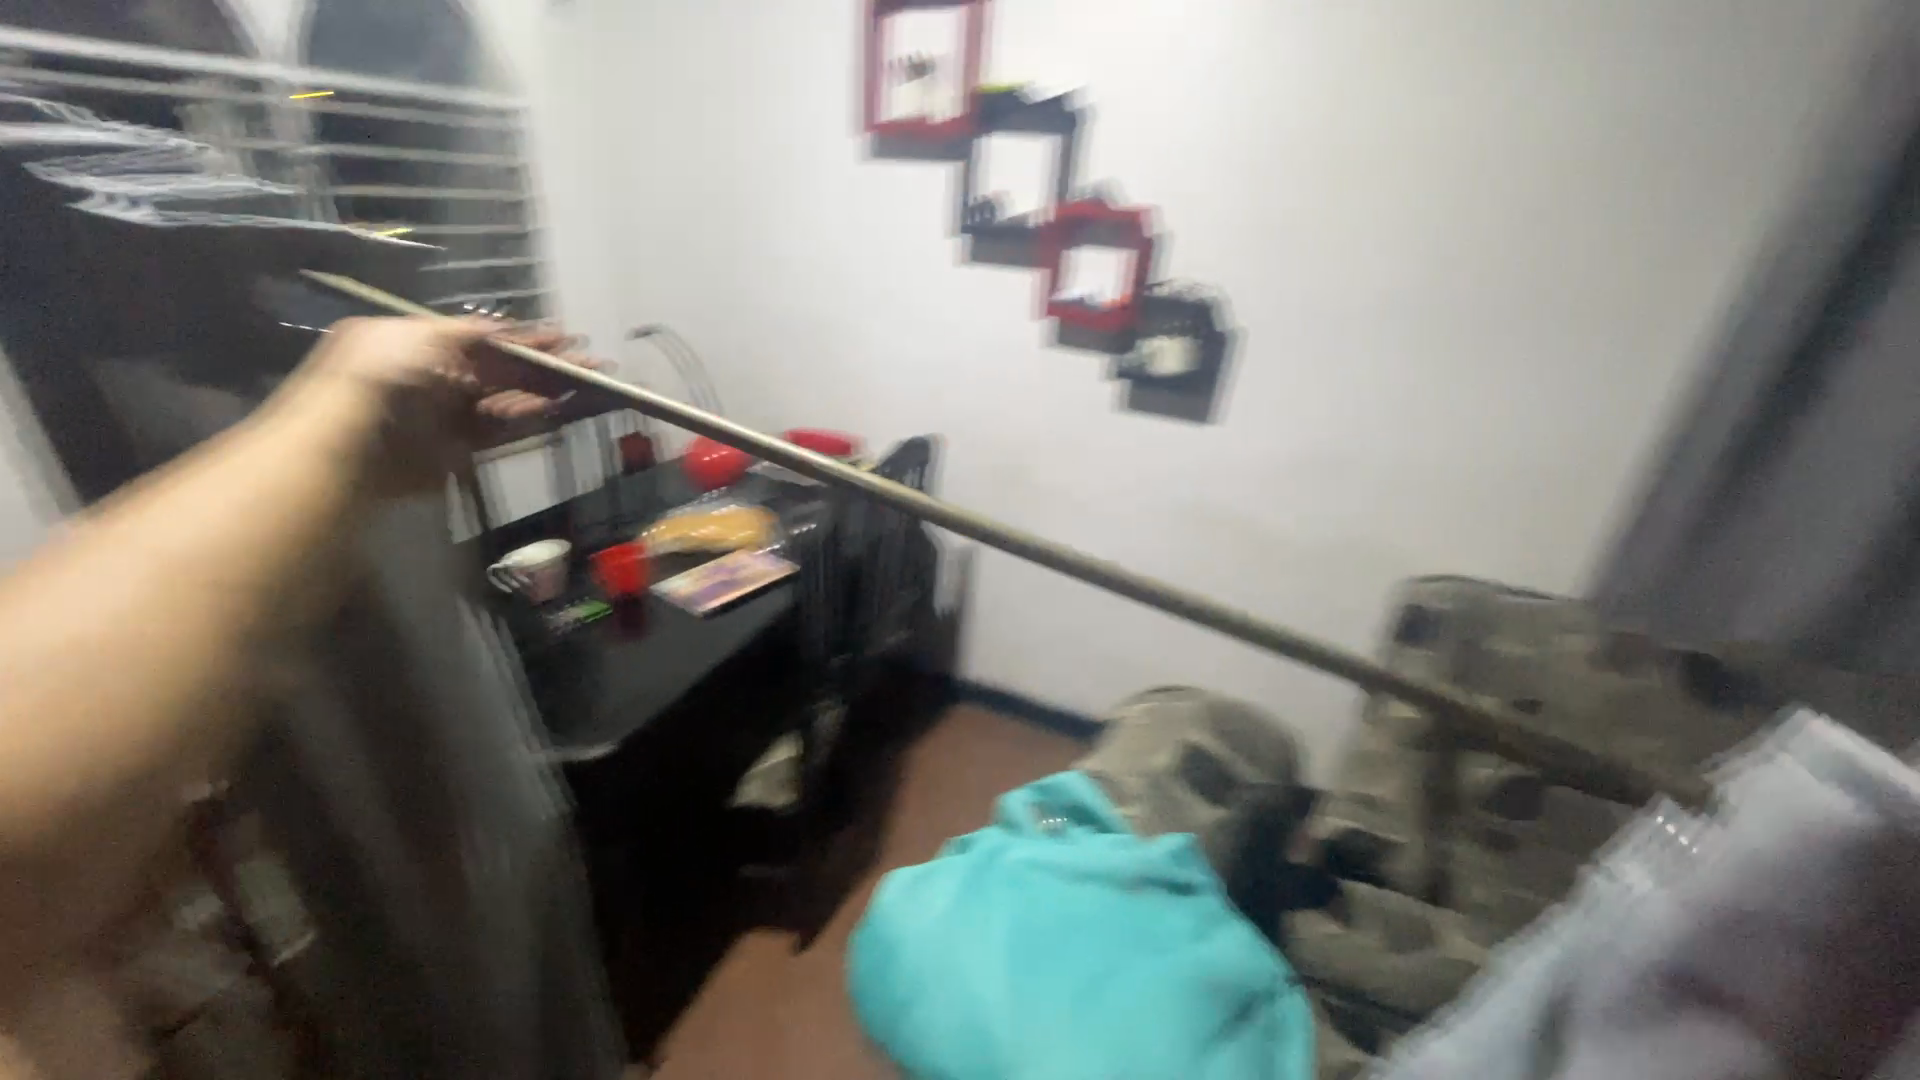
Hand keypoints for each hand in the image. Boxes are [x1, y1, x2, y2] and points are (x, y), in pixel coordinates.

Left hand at [282, 315, 602, 494]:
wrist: (353, 447)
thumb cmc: (381, 379)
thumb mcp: (417, 336)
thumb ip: (465, 332)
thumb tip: (502, 330)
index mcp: (420, 344)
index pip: (484, 338)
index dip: (524, 337)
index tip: (563, 336)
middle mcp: (437, 375)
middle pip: (502, 368)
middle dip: (545, 365)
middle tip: (588, 363)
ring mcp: (450, 413)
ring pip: (508, 398)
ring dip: (545, 391)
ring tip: (585, 385)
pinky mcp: (461, 446)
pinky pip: (502, 428)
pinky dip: (529, 418)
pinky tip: (555, 409)